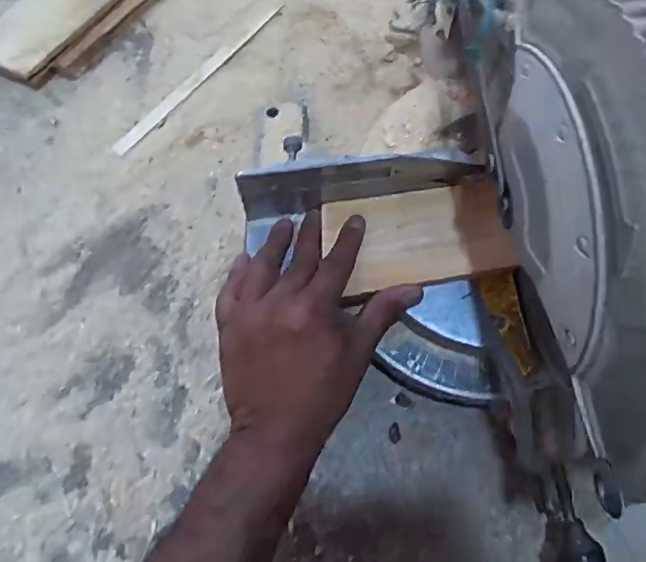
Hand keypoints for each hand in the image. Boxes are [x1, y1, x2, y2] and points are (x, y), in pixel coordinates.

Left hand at [215, 209, 422, 453]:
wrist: (273, 432)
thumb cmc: (324, 391)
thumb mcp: (359, 351)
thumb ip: (382, 312)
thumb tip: (416, 288)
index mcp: (314, 308)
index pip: (335, 263)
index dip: (347, 239)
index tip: (354, 219)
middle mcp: (280, 303)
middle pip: (299, 259)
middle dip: (309, 234)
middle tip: (314, 212)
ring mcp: (250, 315)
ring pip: (262, 269)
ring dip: (273, 245)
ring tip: (281, 225)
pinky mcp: (229, 330)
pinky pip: (230, 294)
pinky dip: (236, 275)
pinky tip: (243, 260)